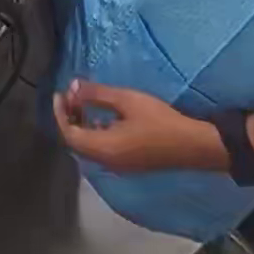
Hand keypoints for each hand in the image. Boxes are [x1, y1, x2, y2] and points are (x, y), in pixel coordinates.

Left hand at [53, 80, 212, 173]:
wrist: (194, 145)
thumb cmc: (159, 121)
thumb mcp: (125, 100)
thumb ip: (96, 94)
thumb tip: (72, 87)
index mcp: (104, 149)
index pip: (70, 134)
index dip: (60, 114)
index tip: (59, 94)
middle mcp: (107, 162)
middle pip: (76, 142)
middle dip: (69, 118)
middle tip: (69, 96)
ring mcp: (119, 166)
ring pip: (89, 146)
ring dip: (81, 125)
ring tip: (81, 102)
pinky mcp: (129, 163)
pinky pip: (101, 149)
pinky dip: (93, 132)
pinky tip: (100, 116)